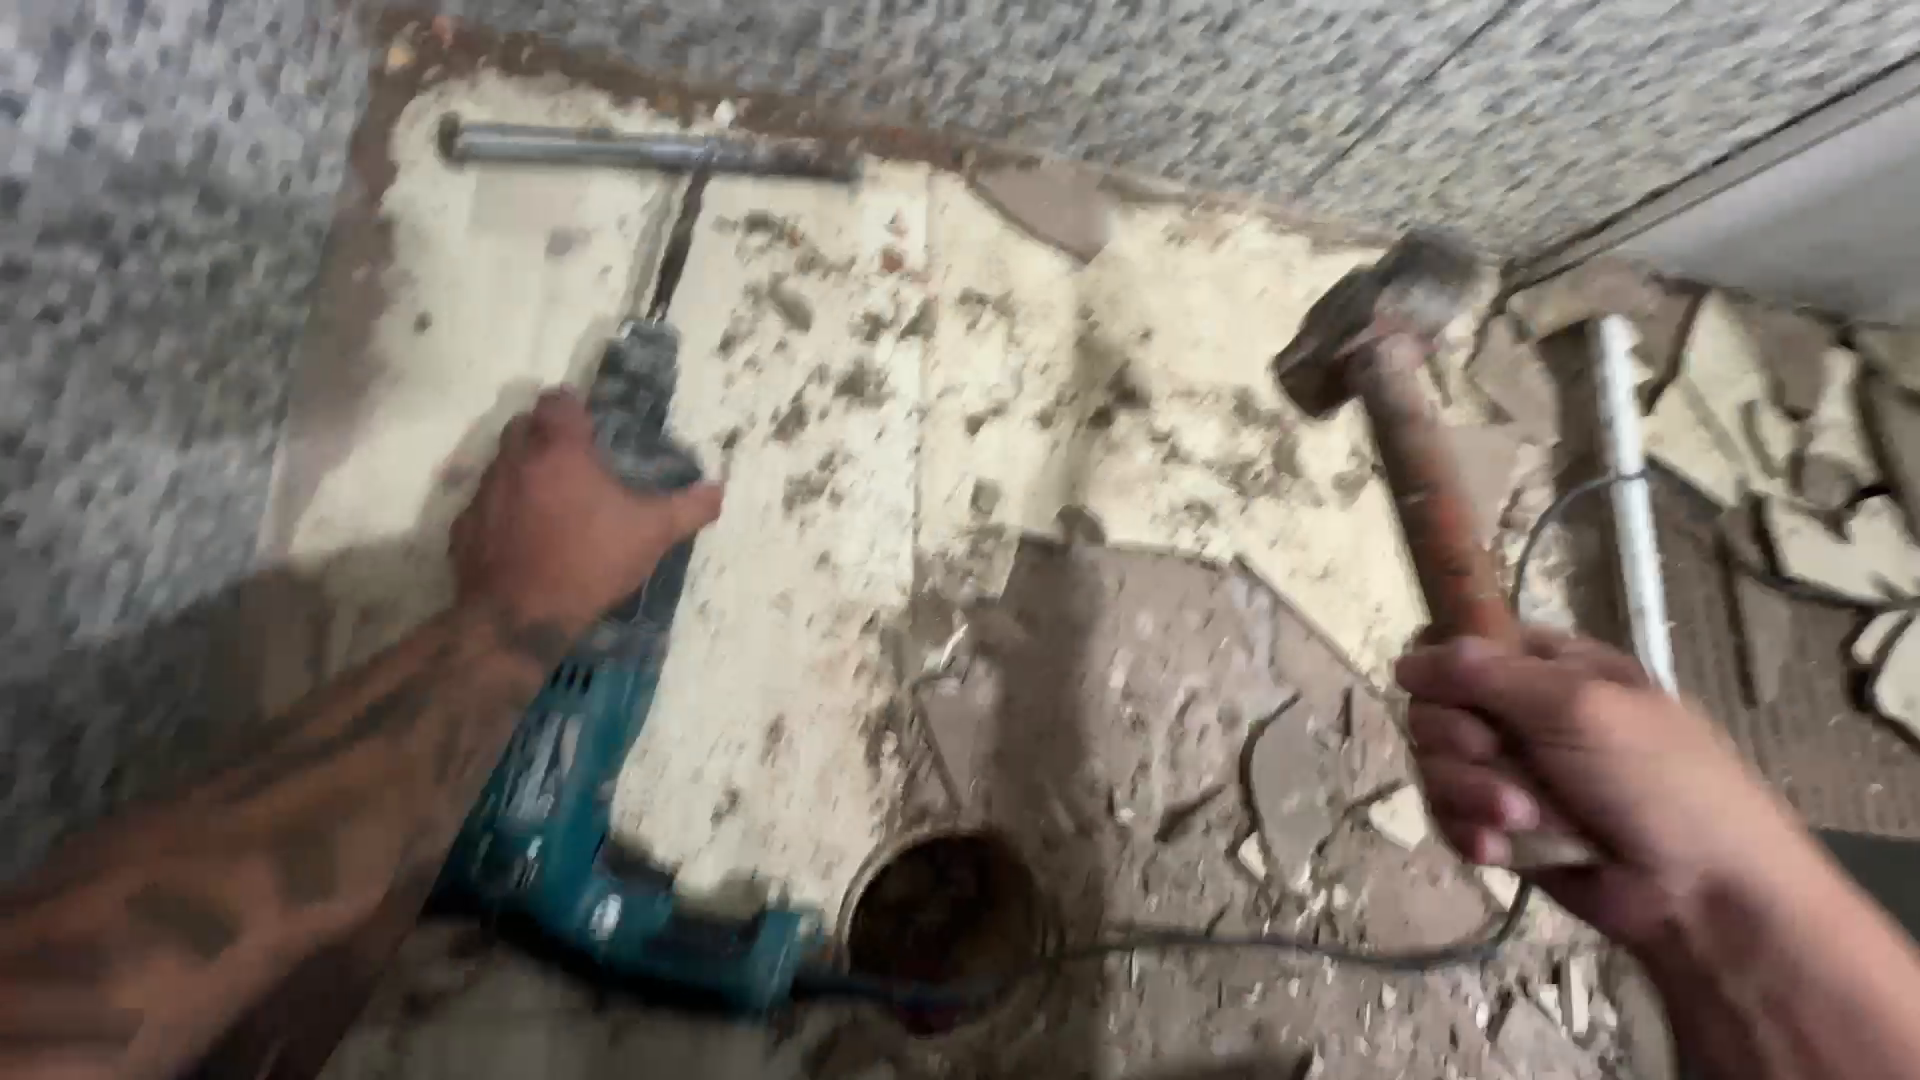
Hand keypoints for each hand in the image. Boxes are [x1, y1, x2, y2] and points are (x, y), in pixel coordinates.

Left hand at [450, 390, 722, 629]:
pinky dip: (505, 509)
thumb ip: (689, 508)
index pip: (558, 401)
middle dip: (548, 435)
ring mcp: (483, 492)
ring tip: (555, 502)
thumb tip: (717, 491)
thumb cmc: (591, 562)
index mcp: (560, 451)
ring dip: (526, 471)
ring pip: (502, 462)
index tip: (593, 427)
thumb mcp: (653, 534)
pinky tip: (527, 536)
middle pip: (524, 425)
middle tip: (578, 463)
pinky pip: (486, 503)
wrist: (519, 616)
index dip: (575, 408)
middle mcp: (515, 460)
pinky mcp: (464, 526)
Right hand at [1396, 629, 1818, 951]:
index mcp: (1547, 670)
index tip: (1450, 694)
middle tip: (1495, 755)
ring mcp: (1507, 772)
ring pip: (1434, 765)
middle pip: (1432, 709)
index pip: (1457, 649)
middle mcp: (1518, 715)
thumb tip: (1405, 662)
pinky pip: (1446, 814)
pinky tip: (1503, 849)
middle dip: (1457, 741)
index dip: (1440, 671)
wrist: (1708, 902)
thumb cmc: (1660, 784)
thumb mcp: (1579, 707)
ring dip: (1469, 792)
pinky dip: (1471, 831)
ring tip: (1520, 819)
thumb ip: (1486, 674)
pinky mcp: (1498, 824)